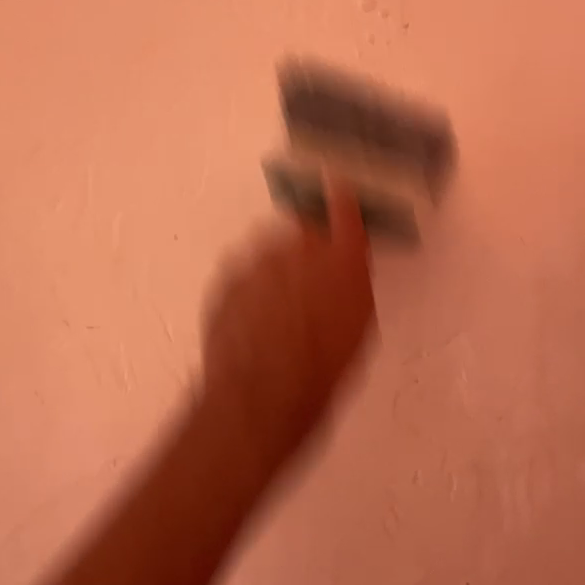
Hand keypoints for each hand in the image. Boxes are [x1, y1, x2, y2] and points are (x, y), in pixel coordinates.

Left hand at [200, 180, 375, 452]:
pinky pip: (244, 274)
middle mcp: (296, 249)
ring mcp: (255, 261)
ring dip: (276, 268)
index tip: (338, 185)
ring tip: (280, 312)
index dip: (341, 197)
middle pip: (302, 230)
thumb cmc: (322, 373)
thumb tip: (350, 263)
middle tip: (312, 284)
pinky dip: (252, 288)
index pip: (343, 209)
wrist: (258, 399)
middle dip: (307, 247)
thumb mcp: (359, 329)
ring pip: (269, 250)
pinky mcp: (226, 281)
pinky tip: (256, 320)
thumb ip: (354, 283)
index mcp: (340, 258)